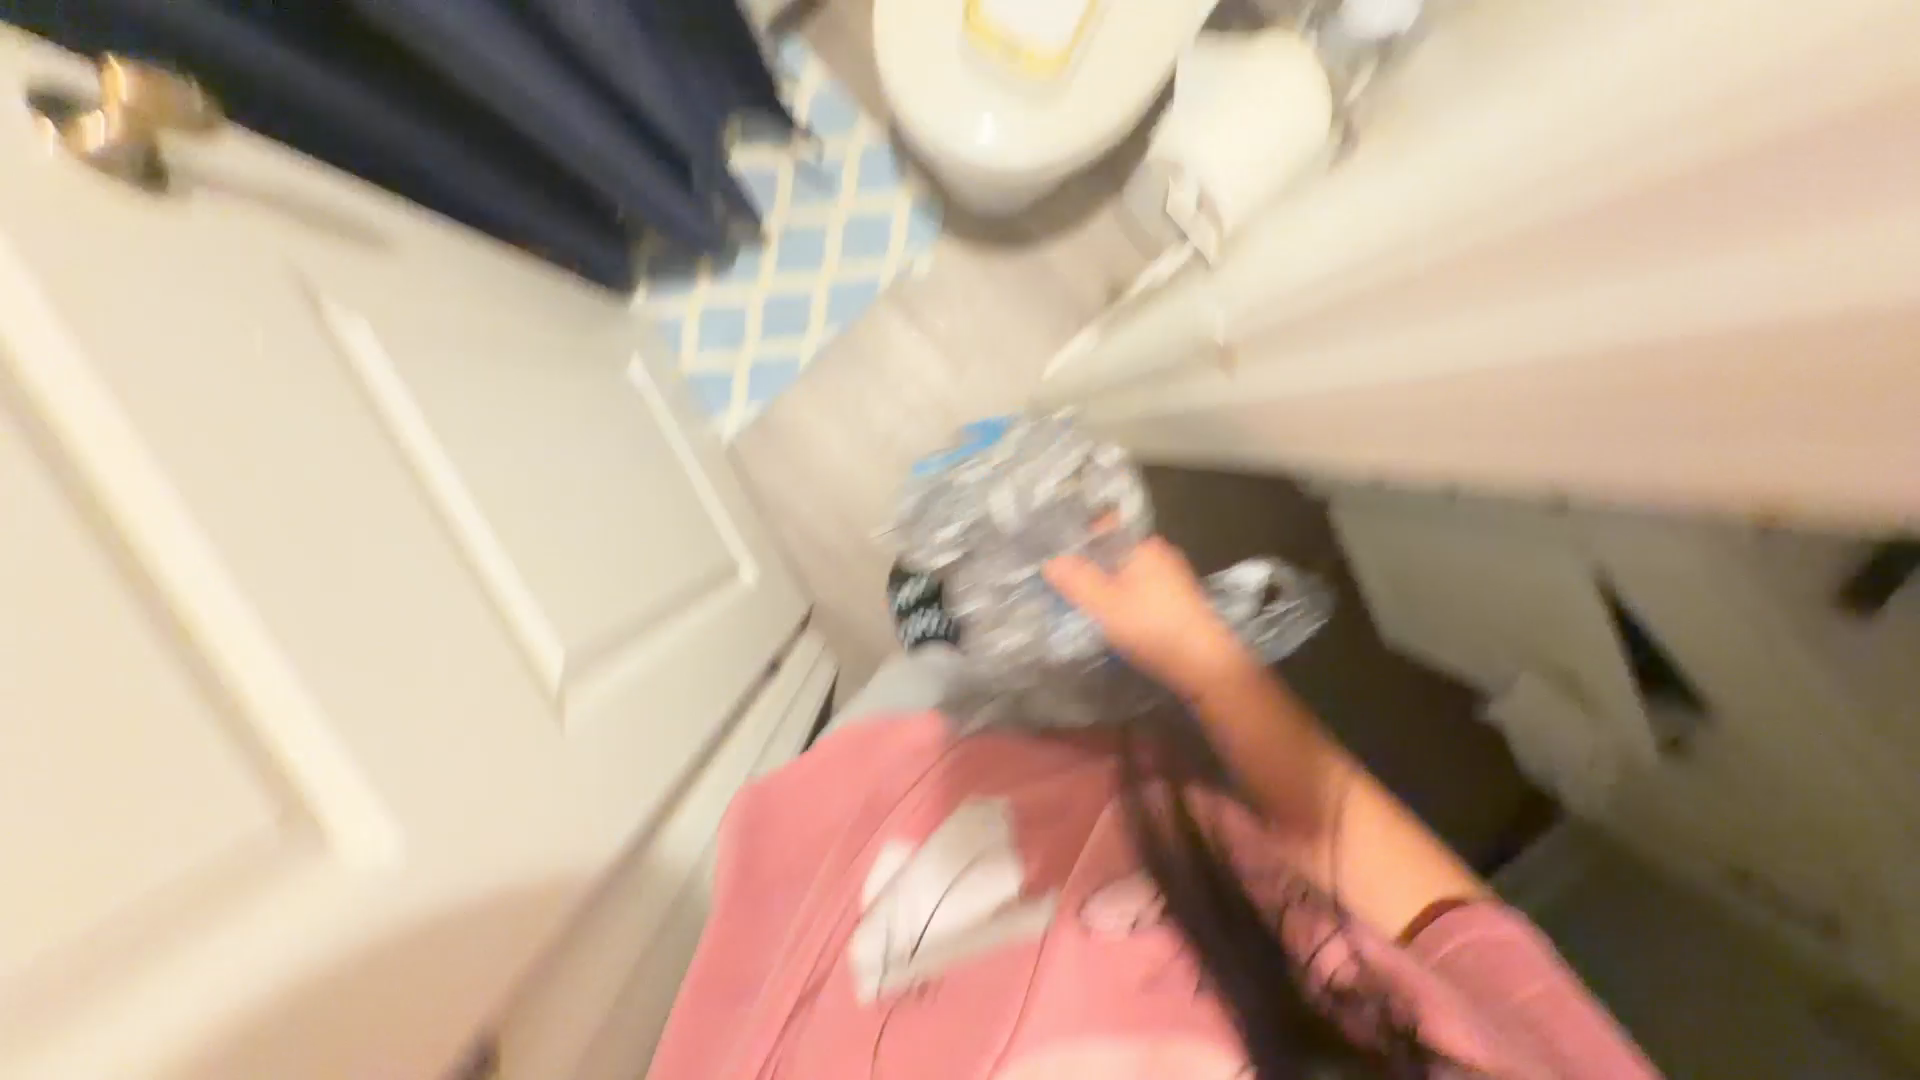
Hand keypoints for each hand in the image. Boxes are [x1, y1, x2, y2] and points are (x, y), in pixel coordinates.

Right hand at [1043, 537, 1256, 696]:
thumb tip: (1050, 561)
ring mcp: (1172, 577)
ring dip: (1107, 585)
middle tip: (1064, 583)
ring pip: (1128, 572)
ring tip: (1084, 603)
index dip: (1079, 537)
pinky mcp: (1178, 601)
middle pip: (1114, 551)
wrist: (1205, 664)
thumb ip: (1076, 580)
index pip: (1105, 526)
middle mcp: (1160, 554)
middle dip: (1090, 565)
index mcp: (1142, 546)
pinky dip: (1124, 598)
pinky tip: (1114, 619)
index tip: (1057, 553)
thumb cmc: (1153, 628)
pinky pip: (1141, 590)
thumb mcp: (1105, 605)